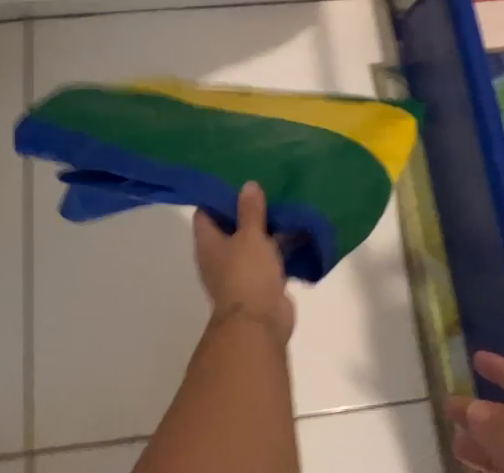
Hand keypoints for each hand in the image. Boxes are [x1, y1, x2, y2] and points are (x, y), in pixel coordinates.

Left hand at [194, 182, 294, 343]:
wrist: (260, 324)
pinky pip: (270, 258)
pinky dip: (280, 247)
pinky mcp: (261, 283)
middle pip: (231, 226)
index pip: (206, 212)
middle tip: (266, 187)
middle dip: (247, 210)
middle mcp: (220, 256)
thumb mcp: (250, 236)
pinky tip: (297, 229)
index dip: (219, 196)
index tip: (237, 179)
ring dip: (266, 228)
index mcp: (208, 243)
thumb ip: (250, 210)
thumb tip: (248, 185)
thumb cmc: (247, 274)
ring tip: (284, 202)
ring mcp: (240, 271)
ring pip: (252, 242)